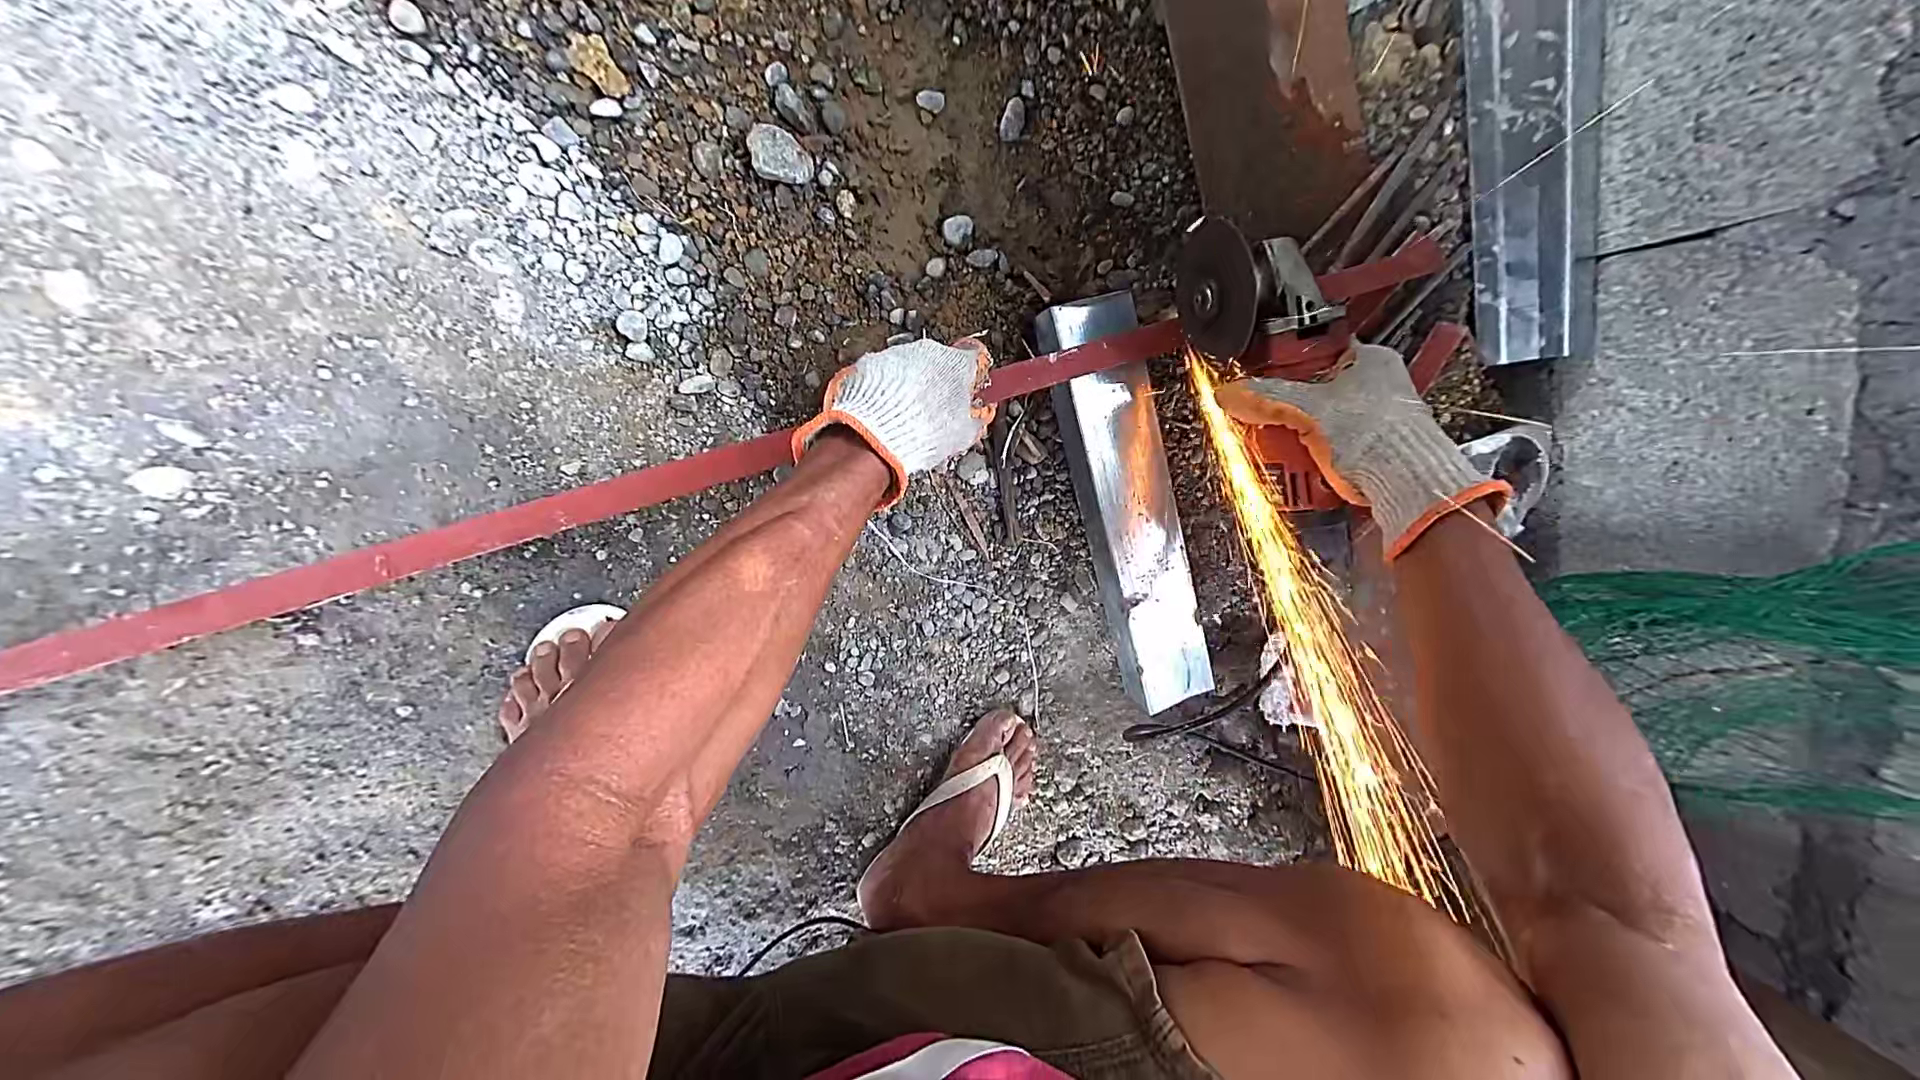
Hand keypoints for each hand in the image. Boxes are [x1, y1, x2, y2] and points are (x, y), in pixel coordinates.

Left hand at [792, 338, 993, 507]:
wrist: (875, 437)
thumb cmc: (921, 434)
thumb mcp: (963, 433)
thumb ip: (975, 418)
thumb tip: (979, 416)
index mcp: (957, 364)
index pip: (974, 357)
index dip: (973, 376)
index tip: (971, 389)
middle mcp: (928, 351)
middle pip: (940, 361)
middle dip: (940, 382)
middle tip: (937, 410)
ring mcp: (898, 354)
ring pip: (911, 365)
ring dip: (912, 385)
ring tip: (908, 415)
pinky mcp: (871, 362)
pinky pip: (885, 371)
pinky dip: (887, 387)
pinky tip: (887, 411)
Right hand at [1215, 343, 1507, 557]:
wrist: (1406, 486)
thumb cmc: (1378, 438)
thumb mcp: (1305, 409)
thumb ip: (1262, 398)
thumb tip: (1229, 392)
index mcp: (1367, 359)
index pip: (1313, 351)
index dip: (1281, 366)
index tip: (1259, 380)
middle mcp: (1376, 385)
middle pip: (1311, 389)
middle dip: (1283, 407)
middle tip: (1263, 415)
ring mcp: (1375, 418)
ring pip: (1319, 418)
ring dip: (1293, 432)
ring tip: (1276, 441)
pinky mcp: (1369, 450)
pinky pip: (1327, 445)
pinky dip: (1308, 453)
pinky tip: (1295, 460)